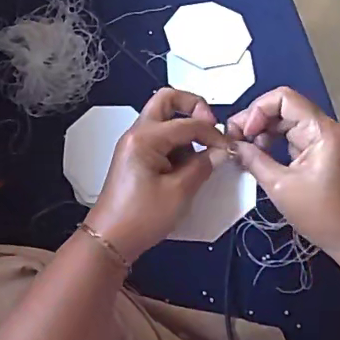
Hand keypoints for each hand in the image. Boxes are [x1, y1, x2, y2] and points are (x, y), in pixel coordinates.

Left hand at [85, 88, 233, 257]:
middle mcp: (136, 134)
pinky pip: (160, 139)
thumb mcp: (179, 193)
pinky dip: (177, 145)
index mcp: (144, 138)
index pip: (187, 123)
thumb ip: (202, 166)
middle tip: (211, 131)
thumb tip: (220, 152)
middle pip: (167, 101)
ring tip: (201, 158)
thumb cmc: (140, 217)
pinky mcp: (136, 157)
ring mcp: (134, 144)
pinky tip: (188, 167)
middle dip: (193, 108)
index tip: (228, 149)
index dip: (213, 134)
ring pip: (164, 119)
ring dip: (185, 129)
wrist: (111, 238)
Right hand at [227, 87, 339, 259]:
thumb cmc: (322, 215)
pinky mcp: (321, 152)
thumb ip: (253, 159)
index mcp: (321, 131)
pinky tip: (258, 156)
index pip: (283, 98)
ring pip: (285, 120)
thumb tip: (231, 144)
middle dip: (255, 120)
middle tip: (234, 141)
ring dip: (261, 131)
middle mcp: (325, 128)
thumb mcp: (280, 186)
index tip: (242, 134)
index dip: (257, 111)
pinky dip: (272, 141)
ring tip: (244, 151)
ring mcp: (324, 140)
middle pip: (282, 107)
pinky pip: (291, 135)